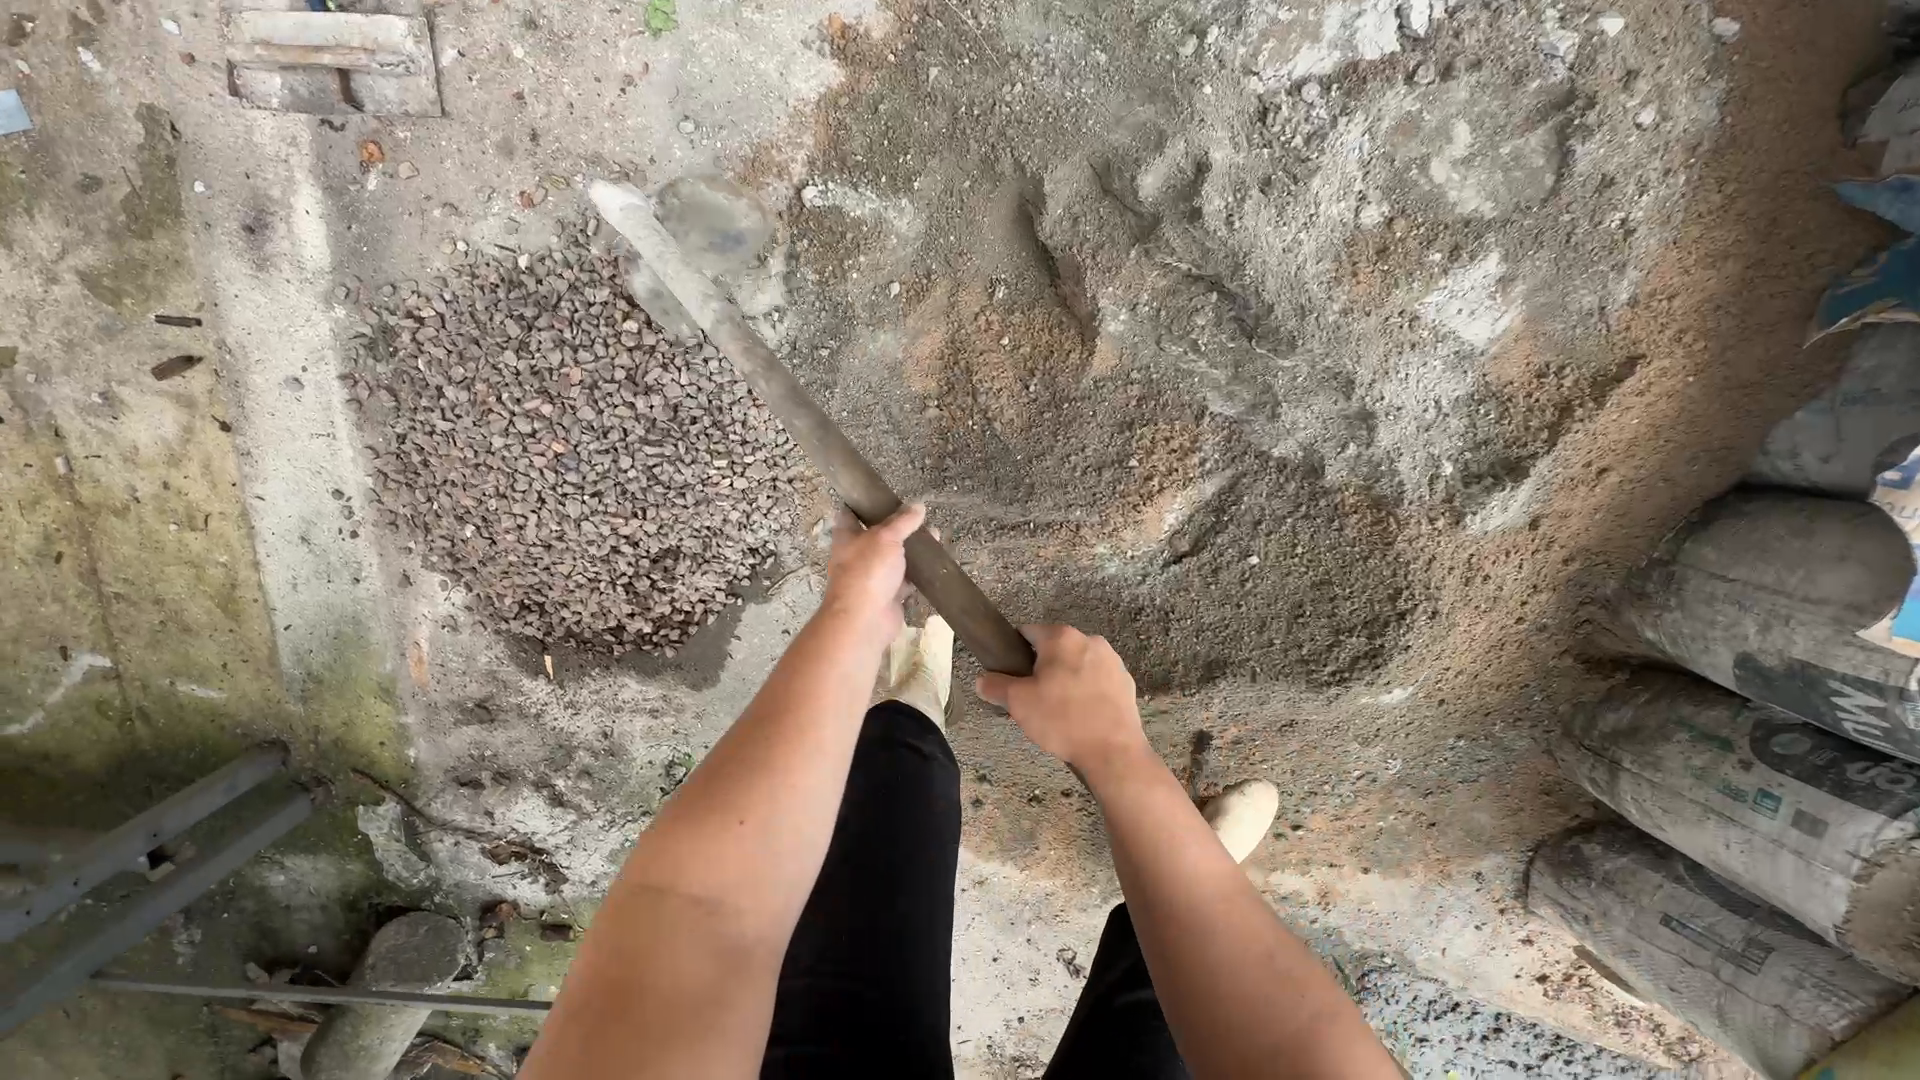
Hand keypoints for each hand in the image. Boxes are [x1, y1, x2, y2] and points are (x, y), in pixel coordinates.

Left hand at [821, 503, 925, 642]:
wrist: (865, 620)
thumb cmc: (868, 571)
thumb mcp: (886, 537)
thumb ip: (902, 521)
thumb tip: (918, 505)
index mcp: (847, 537)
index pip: (849, 514)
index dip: (862, 503)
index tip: (881, 495)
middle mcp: (857, 555)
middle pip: (877, 536)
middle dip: (898, 527)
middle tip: (920, 517)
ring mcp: (872, 577)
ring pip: (894, 558)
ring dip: (912, 550)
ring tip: (934, 536)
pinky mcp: (888, 595)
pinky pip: (905, 580)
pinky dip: (918, 574)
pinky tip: (934, 564)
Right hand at [975, 625, 1149, 779]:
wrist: (1113, 751)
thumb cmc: (1062, 720)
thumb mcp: (1018, 703)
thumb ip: (995, 686)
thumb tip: (983, 680)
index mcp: (1061, 637)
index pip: (1027, 632)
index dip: (1014, 651)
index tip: (1012, 676)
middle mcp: (1089, 639)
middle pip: (1054, 649)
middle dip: (1041, 669)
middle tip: (1033, 699)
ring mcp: (1112, 660)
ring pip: (1077, 664)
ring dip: (1065, 680)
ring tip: (1058, 711)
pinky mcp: (1126, 681)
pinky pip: (1097, 680)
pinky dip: (1087, 691)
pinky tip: (1082, 715)